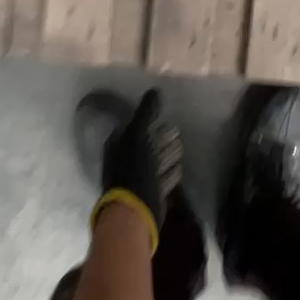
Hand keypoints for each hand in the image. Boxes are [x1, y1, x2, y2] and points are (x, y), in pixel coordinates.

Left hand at [92, 90, 182, 250]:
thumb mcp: (138, 134)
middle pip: (146, 146)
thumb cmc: (133, 168)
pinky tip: (179, 169)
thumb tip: (155, 90)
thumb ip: (146, 112)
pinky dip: (170, 173)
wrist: (134, 209)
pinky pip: (162, 180)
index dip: (147, 121)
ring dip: (167, 154)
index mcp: (118, 146)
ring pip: (154, 162)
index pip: (132, 128)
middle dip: (160, 137)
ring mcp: (137, 180)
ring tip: (181, 146)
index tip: (162, 115)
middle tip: (176, 130)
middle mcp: (125, 162)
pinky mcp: (150, 195)